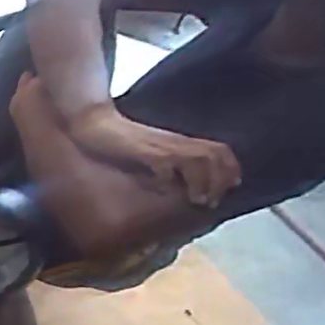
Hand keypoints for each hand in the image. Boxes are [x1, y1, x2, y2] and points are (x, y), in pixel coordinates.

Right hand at [53, 86, 240, 206]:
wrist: (93, 122)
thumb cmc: (113, 139)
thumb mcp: (144, 151)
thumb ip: (159, 162)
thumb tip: (170, 184)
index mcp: (178, 141)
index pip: (218, 151)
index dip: (230, 168)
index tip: (231, 187)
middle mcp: (175, 141)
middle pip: (214, 156)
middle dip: (219, 180)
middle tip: (211, 201)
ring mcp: (159, 145)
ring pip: (197, 161)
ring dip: (201, 182)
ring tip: (196, 201)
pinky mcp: (142, 150)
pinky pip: (164, 165)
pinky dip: (167, 179)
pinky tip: (160, 190)